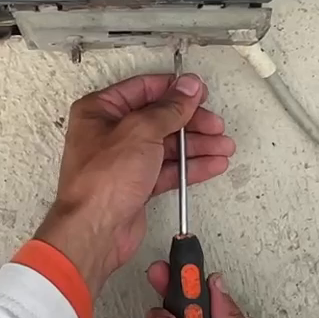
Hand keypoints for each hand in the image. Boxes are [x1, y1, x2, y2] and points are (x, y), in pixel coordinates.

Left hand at [33, 74, 234, 291]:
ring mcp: (124, 160)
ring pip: (167, 145)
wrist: (95, 229)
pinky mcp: (136, 184)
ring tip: (222, 146)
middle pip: (159, 118)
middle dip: (191, 121)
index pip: (143, 89)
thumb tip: (187, 88)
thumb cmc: (100, 183)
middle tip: (214, 124)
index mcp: (99, 111)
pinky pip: (168, 169)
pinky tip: (212, 164)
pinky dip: (190, 167)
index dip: (173, 89)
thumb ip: (168, 108)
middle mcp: (109, 133)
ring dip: (197, 145)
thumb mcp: (140, 132)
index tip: (198, 92)